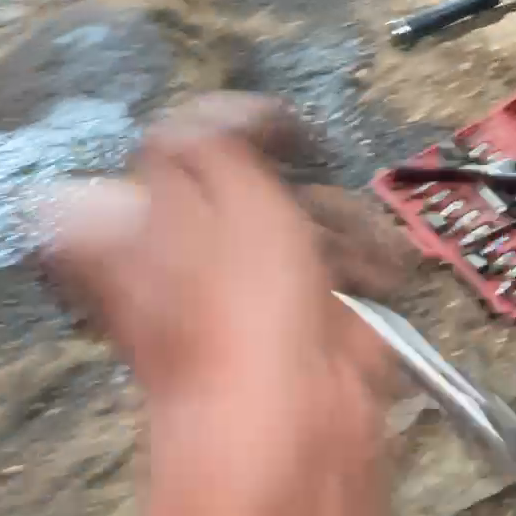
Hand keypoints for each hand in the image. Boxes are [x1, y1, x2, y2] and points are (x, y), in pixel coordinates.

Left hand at [39, 94, 389, 453]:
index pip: (177, 147)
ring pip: (312, 217)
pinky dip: (369, 260)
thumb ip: (217, 139)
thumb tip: (237, 109)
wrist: (297, 406)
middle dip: (305, 191)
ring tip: (362, 258)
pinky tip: (380, 276)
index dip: (227, 136)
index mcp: (135, 221)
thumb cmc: (245, 301)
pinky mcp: (314, 303)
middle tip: (312, 209)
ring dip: (351, 229)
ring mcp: (255, 280)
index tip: (276, 139)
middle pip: (258, 182)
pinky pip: (344, 256)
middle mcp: (190, 248)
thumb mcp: (220, 197)